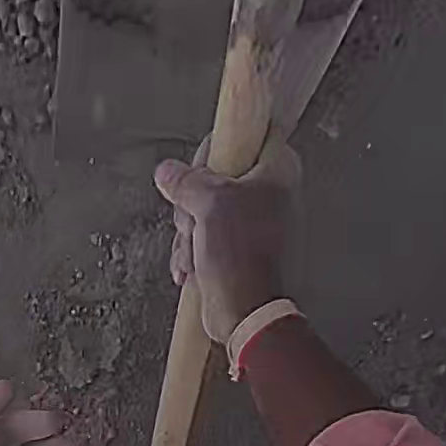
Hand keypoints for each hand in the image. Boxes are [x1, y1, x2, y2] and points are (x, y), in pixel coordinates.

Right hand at [153, 138, 301, 343]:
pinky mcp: (236, 250)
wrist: (243, 313)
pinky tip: (192, 267)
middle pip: (214, 177)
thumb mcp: (208, 205)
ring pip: (203, 211)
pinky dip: (192, 253)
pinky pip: (203, 238)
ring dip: (188, 235)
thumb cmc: (241, 258)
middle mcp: (268, 193)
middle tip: (195, 219)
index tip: (204, 165)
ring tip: (195, 252)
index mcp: (277, 170)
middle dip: (192, 204)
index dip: (217, 147)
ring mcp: (251, 224)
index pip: (247, 132)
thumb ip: (186, 181)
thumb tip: (167, 172)